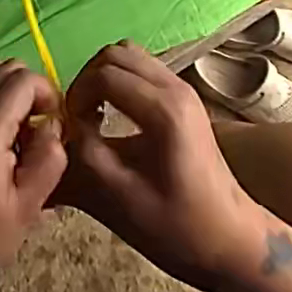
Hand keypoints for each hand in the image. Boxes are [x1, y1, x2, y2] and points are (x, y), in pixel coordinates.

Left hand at [0, 60, 66, 287]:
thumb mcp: (28, 206)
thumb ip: (49, 157)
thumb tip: (53, 125)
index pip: (25, 80)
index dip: (48, 95)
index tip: (56, 124)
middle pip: (7, 68)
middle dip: (32, 89)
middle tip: (42, 126)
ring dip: (14, 92)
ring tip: (24, 131)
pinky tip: (3, 137)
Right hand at [57, 42, 267, 285]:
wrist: (230, 238)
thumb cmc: (178, 227)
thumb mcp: (123, 200)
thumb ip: (86, 157)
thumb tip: (61, 129)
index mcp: (164, 111)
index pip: (105, 75)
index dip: (77, 95)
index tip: (68, 126)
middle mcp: (175, 87)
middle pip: (116, 53)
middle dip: (87, 79)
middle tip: (76, 116)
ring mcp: (182, 87)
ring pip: (129, 54)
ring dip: (102, 75)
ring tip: (92, 113)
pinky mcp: (183, 94)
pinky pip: (141, 67)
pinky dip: (119, 79)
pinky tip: (112, 114)